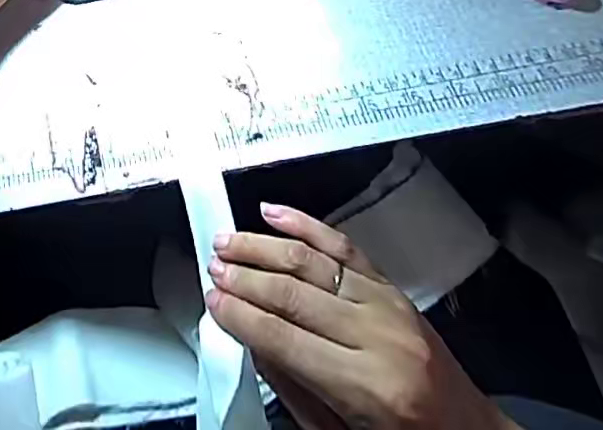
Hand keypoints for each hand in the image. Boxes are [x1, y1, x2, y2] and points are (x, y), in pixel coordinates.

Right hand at [206, 205, 513, 429]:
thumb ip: (292, 386)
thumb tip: (247, 334)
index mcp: (372, 390)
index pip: (285, 339)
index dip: (240, 316)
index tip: (211, 300)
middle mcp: (381, 339)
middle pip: (292, 294)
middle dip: (244, 278)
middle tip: (212, 269)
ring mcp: (389, 305)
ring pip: (310, 260)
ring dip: (260, 247)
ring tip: (225, 242)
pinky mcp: (392, 286)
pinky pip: (342, 243)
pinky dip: (303, 222)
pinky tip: (269, 211)